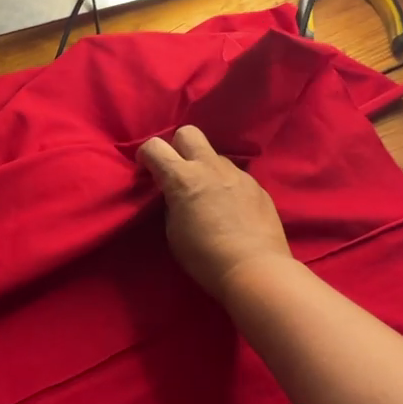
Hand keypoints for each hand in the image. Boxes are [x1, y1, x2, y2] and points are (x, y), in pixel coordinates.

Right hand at [137, 125, 295, 298]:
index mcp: (183, 178)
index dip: (146, 156)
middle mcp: (210, 167)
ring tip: (208, 195)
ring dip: (205, 168)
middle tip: (177, 172)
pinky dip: (226, 184)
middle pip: (188, 133)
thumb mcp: (173, 232)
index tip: (147, 171)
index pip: (155, 146)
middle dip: (177, 147)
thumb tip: (175, 195)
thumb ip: (171, 204)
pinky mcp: (257, 185)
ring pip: (214, 155)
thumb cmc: (205, 257)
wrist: (255, 270)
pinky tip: (231, 209)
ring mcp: (237, 174)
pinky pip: (234, 175)